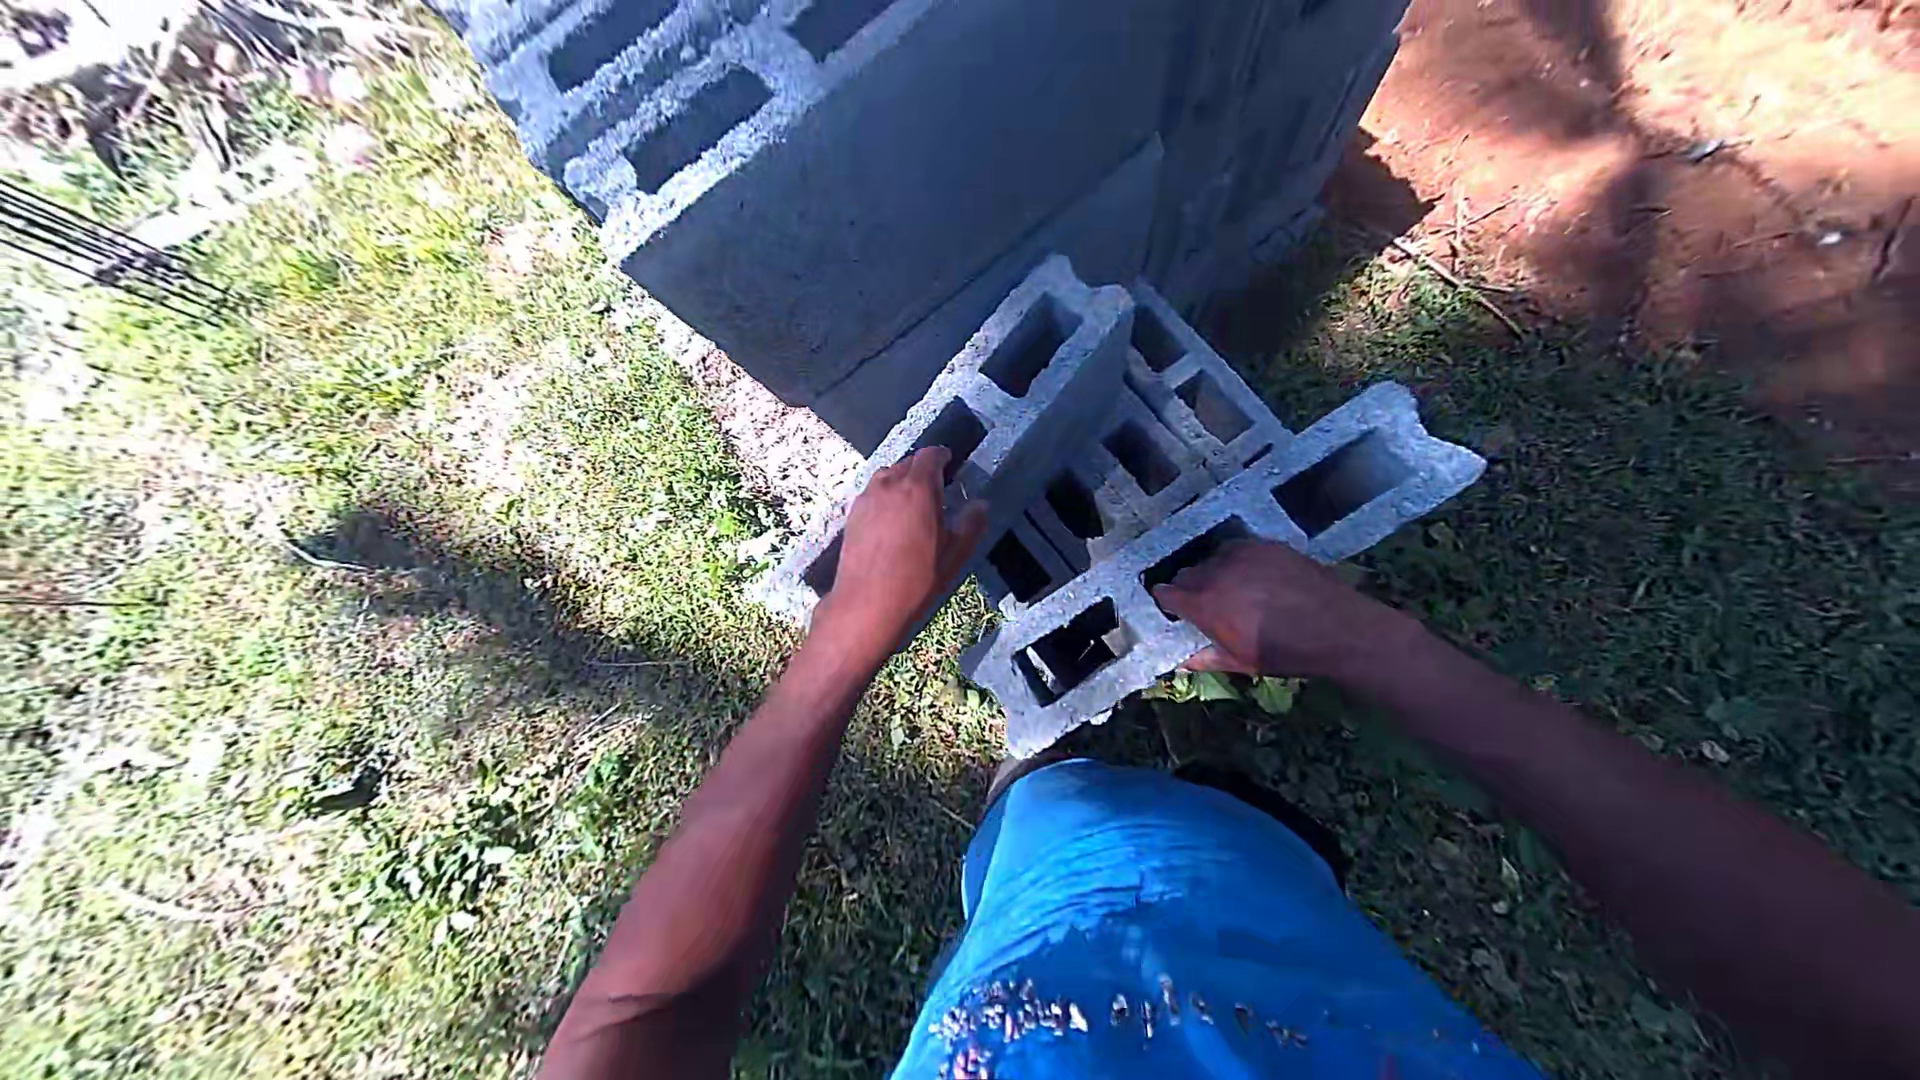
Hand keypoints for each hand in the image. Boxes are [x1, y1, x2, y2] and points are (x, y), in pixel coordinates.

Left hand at [810, 447, 988, 658]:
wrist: (867, 605)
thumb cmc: (917, 579)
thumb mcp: (955, 554)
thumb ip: (971, 524)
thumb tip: (980, 505)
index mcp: (918, 488)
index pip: (930, 455)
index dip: (942, 456)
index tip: (950, 463)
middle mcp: (888, 485)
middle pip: (907, 464)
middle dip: (923, 471)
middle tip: (937, 489)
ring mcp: (866, 500)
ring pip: (887, 478)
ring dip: (902, 483)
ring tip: (914, 505)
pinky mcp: (851, 516)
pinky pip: (872, 496)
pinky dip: (885, 499)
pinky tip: (893, 523)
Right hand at [1150, 539, 1420, 678]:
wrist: (1340, 629)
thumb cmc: (1285, 652)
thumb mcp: (1240, 663)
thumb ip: (1203, 658)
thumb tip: (1179, 661)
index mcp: (1203, 604)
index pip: (1165, 592)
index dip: (1169, 602)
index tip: (1178, 611)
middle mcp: (1215, 572)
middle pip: (1186, 573)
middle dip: (1190, 588)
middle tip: (1207, 603)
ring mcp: (1241, 554)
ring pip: (1211, 558)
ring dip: (1213, 572)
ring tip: (1233, 587)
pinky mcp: (1264, 545)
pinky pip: (1238, 548)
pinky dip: (1238, 560)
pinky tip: (1254, 575)